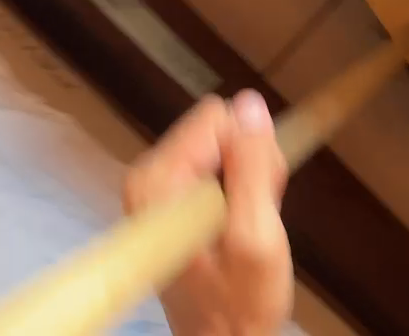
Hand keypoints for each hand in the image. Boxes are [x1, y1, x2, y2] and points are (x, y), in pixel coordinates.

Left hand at [125, 91, 292, 335]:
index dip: (248, 151)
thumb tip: (250, 103)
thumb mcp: (256, 234)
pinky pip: (221, 161)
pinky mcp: (173, 196)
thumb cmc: (240, 304)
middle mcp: (149, 176)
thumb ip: (252, 166)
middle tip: (256, 213)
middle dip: (249, 163)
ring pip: (226, 143)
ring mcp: (160, 185)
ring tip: (251, 222)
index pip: (217, 118)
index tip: (259, 193)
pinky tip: (243, 221)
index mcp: (158, 181)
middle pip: (220, 128)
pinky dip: (241, 186)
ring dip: (249, 176)